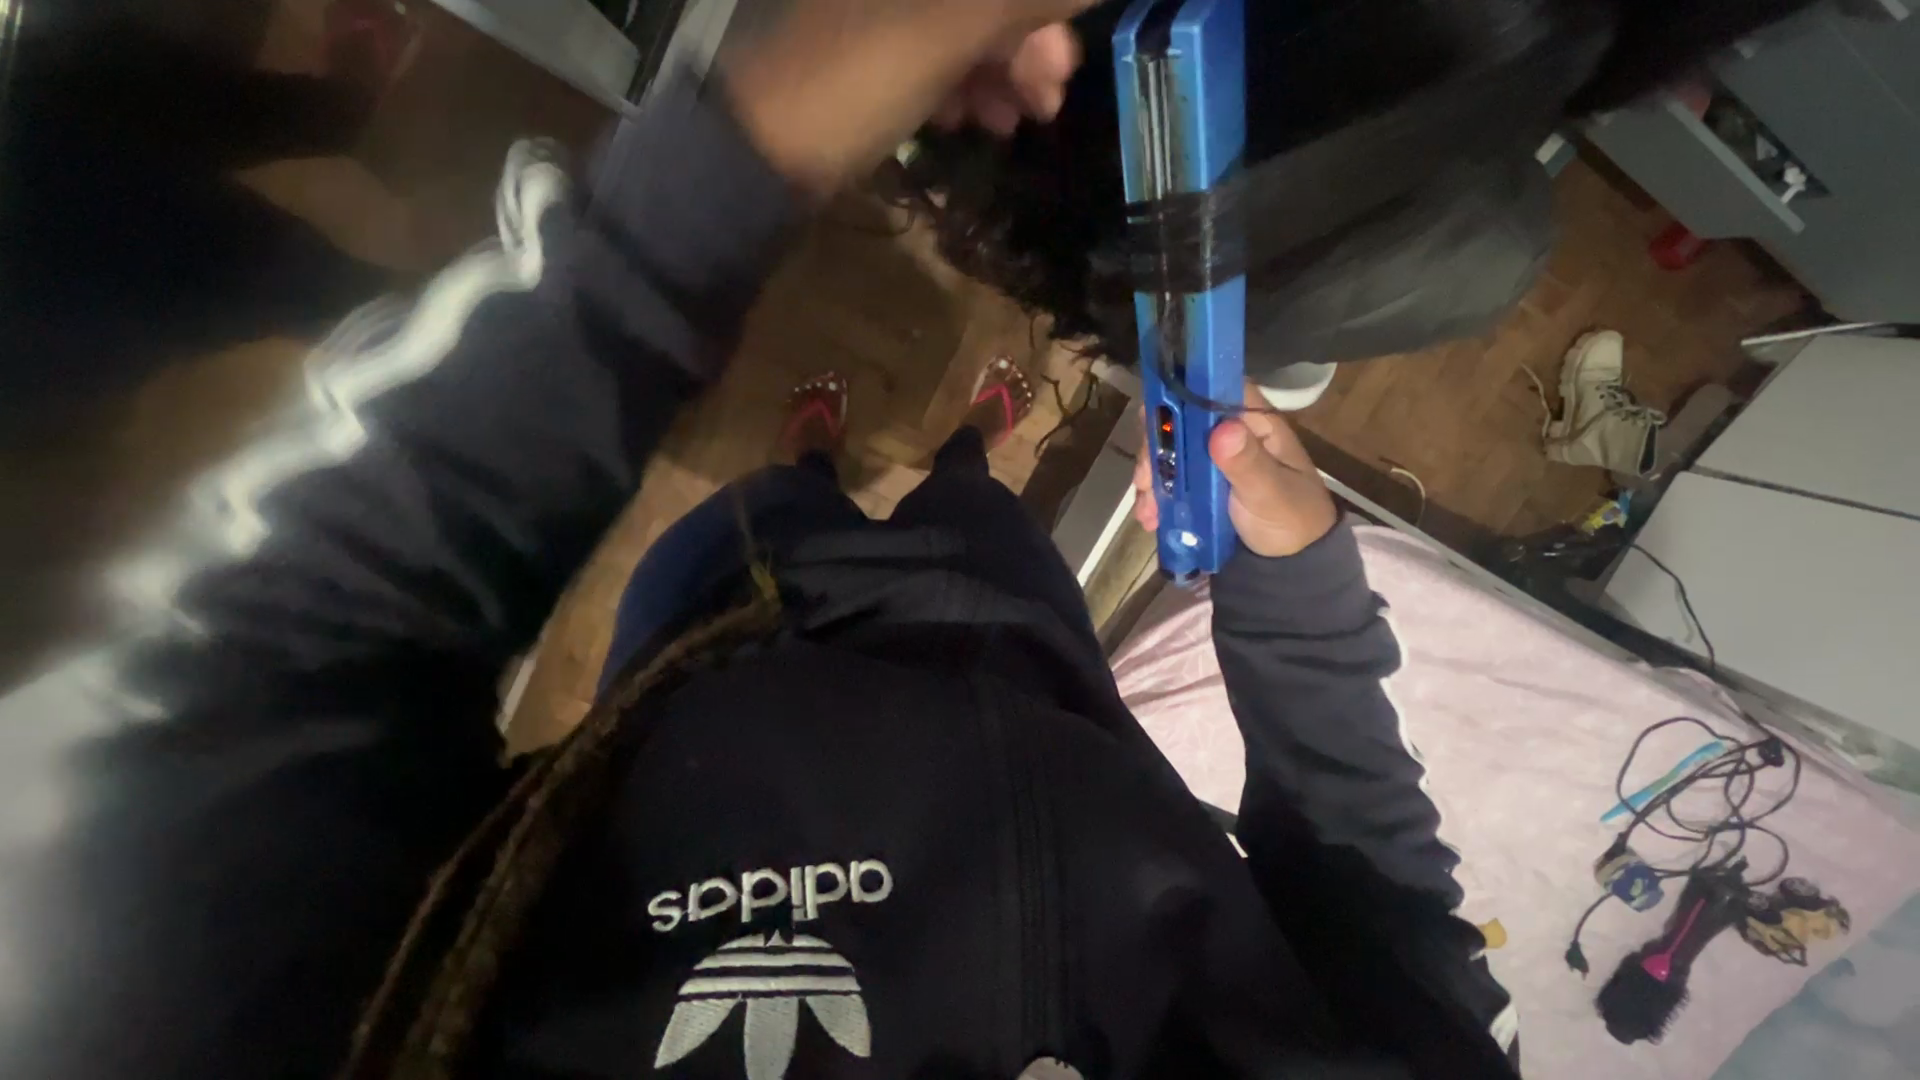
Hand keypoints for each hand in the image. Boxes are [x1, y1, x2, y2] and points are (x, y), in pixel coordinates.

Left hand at [723, 0, 1092, 196]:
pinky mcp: (866, 63)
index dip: (1039, 10)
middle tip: (1048, 101)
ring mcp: (877, 17)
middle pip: (981, 0)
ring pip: (960, 29)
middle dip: (1025, 42)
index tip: (1068, 51)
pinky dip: (957, 88)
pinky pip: (929, 61)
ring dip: (998, 74)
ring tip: (1012, 124)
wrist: (765, 157)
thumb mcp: (951, 30)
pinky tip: (965, 124)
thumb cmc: (857, 80)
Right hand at [1131, 389, 1338, 558]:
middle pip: (1179, 421)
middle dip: (1155, 449)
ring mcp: (1211, 456)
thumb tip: (1223, 429)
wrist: (1293, 561)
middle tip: (1145, 481)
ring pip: (1169, 451)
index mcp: (1252, 420)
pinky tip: (1150, 517)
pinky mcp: (1200, 481)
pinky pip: (1170, 478)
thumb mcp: (1271, 492)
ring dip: (1151, 477)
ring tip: (1147, 510)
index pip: (1211, 389)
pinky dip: (1155, 495)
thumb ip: (1248, 463)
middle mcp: (1228, 430)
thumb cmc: (1292, 519)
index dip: (1178, 398)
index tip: (1154, 422)